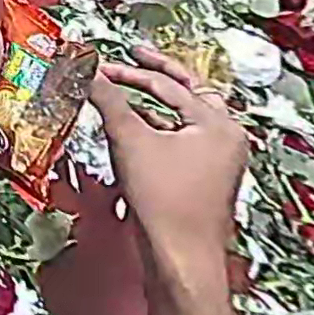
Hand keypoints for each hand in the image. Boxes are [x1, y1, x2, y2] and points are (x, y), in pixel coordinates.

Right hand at [87, 45, 246, 314]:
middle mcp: (224, 138)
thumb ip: (107, 98)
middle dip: (155, 74)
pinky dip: (153, 125)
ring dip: (150, 101)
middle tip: (134, 55)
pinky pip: (177, 136)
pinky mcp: (200, 176)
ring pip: (181, 115)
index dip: (128, 73)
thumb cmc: (165, 202)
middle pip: (187, 91)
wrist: (178, 259)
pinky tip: (130, 125)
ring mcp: (215, 159)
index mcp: (218, 124)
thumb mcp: (129, 138)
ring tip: (123, 90)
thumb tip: (89, 71)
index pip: (167, 84)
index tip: (100, 67)